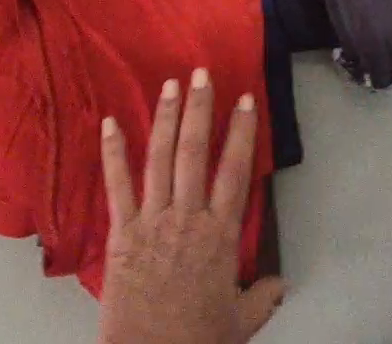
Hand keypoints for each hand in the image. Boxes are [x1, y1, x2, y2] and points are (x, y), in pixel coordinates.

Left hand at [98, 69, 284, 343]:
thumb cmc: (197, 340)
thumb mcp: (241, 322)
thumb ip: (263, 296)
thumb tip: (282, 282)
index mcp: (219, 235)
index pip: (235, 171)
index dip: (241, 132)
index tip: (245, 99)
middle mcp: (187, 217)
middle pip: (195, 152)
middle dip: (199, 109)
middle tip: (201, 73)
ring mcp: (152, 219)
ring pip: (159, 158)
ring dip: (164, 118)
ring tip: (169, 84)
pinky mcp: (122, 231)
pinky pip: (117, 184)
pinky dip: (112, 152)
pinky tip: (109, 122)